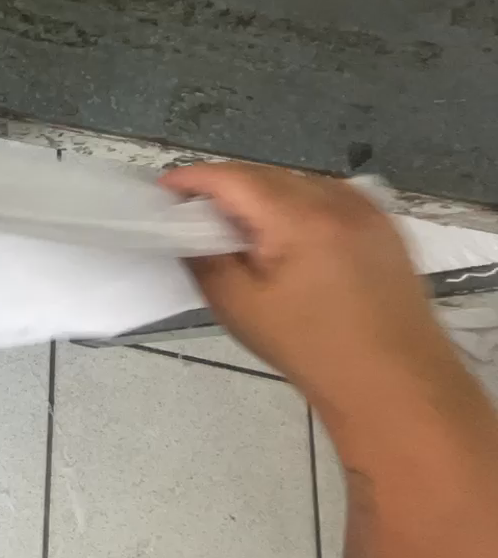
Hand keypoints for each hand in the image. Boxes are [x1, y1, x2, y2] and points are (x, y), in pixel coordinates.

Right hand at [159, 162, 452, 396]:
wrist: (395, 383)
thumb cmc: (305, 343)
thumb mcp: (232, 299)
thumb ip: (201, 253)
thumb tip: (183, 226)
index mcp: (301, 221)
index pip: (233, 178)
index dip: (191, 177)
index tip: (161, 191)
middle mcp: (341, 206)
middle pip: (265, 174)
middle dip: (220, 182)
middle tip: (186, 207)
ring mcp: (370, 216)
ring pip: (296, 180)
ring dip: (255, 189)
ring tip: (228, 217)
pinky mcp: (385, 230)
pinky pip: (328, 194)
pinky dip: (292, 198)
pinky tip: (278, 223)